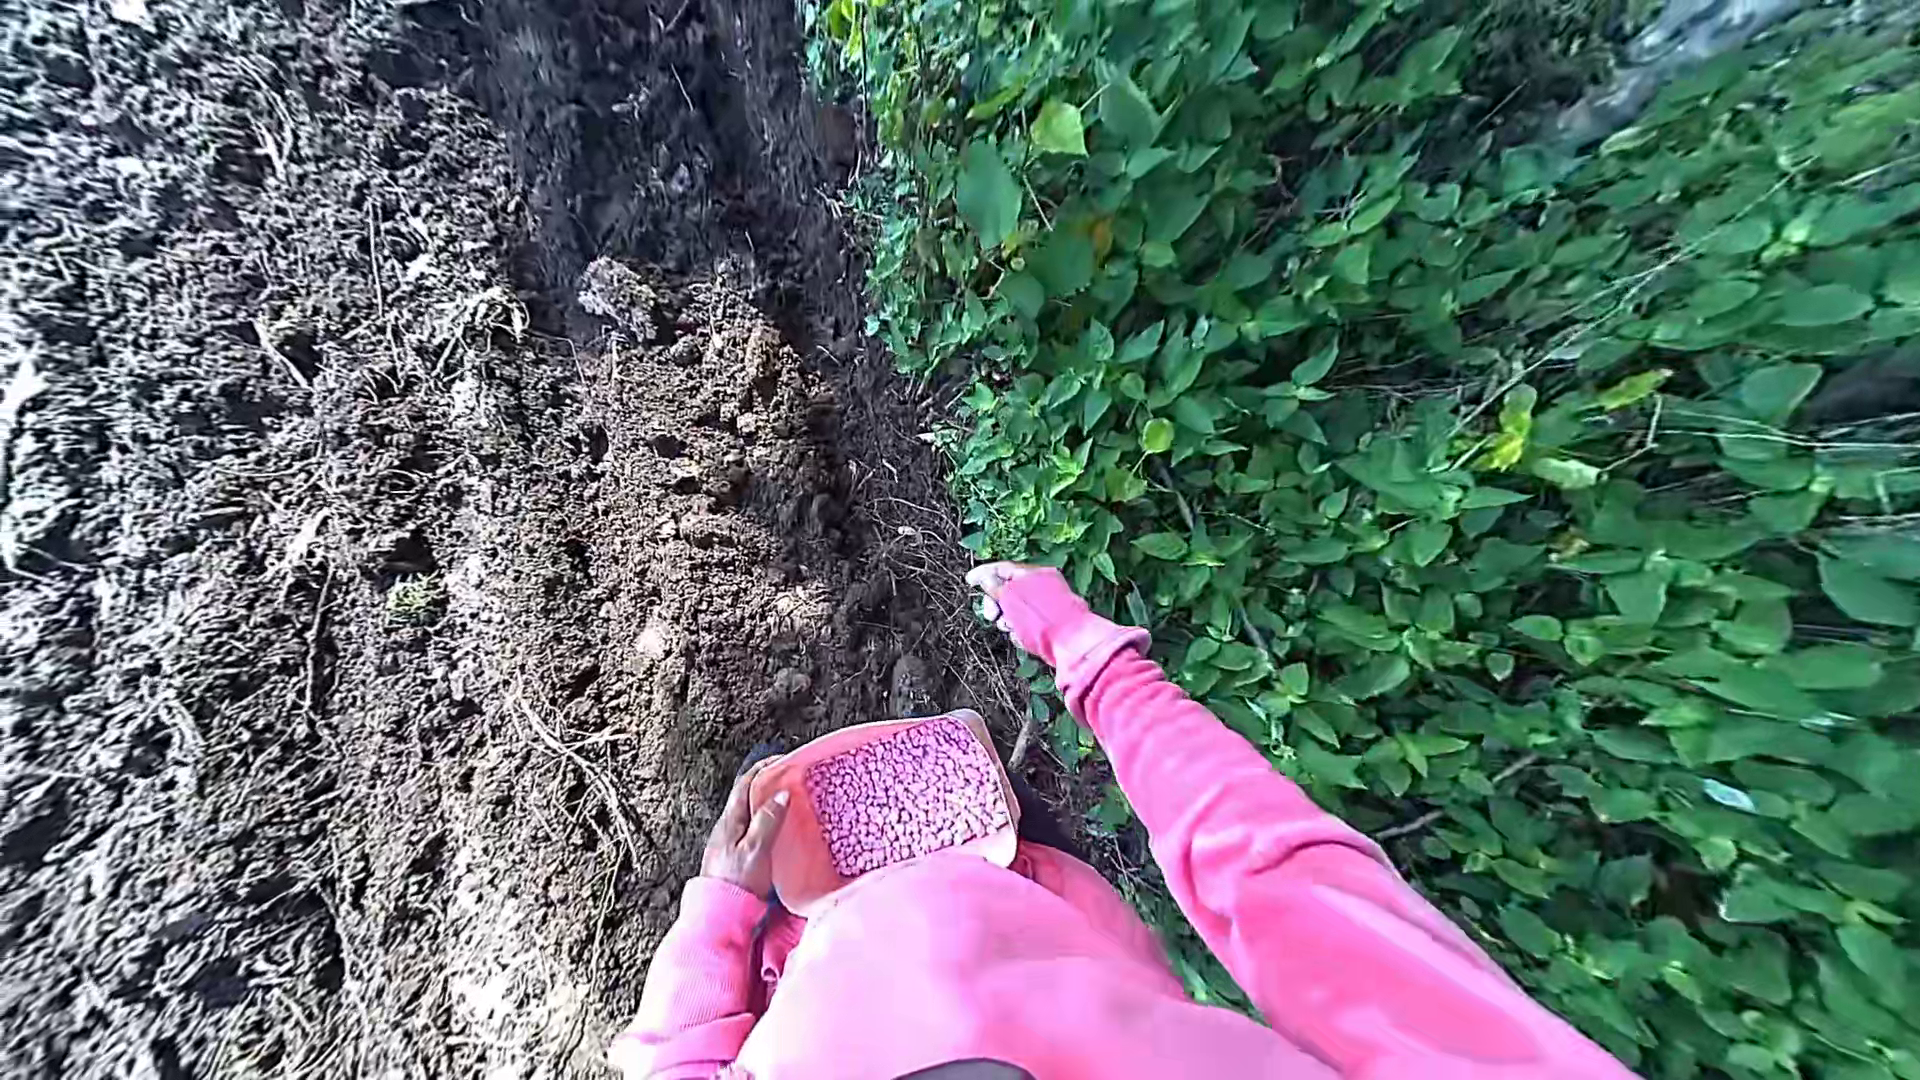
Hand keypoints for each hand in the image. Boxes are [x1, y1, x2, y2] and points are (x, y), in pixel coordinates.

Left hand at [701, 759, 788, 896]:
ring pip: (750, 811)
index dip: (763, 768)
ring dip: (767, 800)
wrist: (717, 921)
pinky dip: (766, 818)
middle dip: (768, 782)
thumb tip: (781, 793)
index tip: (782, 761)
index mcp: (730, 821)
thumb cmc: (736, 885)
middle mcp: (727, 828)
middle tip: (789, 777)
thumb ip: (768, 820)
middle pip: (747, 795)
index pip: (745, 783)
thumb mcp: (756, 849)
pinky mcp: (735, 855)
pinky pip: (752, 826)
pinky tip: (777, 828)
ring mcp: (729, 842)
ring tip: (787, 799)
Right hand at [964, 561, 1046, 634]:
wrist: (1070, 644)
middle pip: (1008, 590)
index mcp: (1035, 573)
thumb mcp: (1011, 598)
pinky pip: (1024, 625)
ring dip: (1005, 619)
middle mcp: (1041, 587)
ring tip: (1009, 627)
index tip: (970, 581)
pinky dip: (1018, 631)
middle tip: (991, 615)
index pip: (1003, 568)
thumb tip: (985, 578)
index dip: (984, 573)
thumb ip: (995, 587)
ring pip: (1014, 610)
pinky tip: (1022, 637)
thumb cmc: (1040, 618)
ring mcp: (1046, 606)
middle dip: (995, 603)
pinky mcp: (1048, 625)